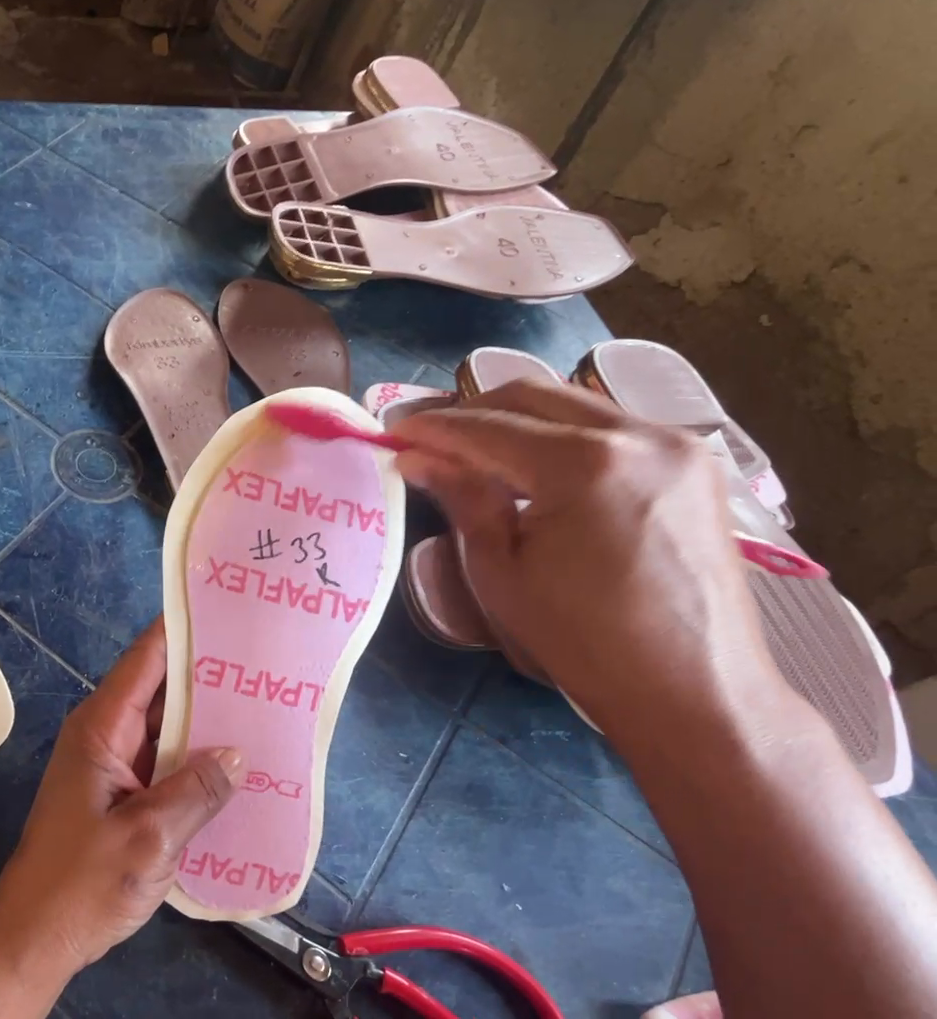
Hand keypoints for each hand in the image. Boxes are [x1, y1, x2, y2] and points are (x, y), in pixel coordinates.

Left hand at [0, 619, 242, 978]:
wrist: (37, 933)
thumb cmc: (83, 880)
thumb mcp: (149, 837)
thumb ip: (195, 791)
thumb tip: (238, 753)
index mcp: (101, 728)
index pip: (144, 661)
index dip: (180, 631)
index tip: (224, 610)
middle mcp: (104, 735)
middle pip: (158, 690)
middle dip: (206, 676)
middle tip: (266, 664)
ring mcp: (110, 765)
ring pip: (163, 728)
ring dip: (205, 721)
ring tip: (265, 707)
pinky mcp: (118, 794)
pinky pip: (161, 762)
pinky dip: (193, 760)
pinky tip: (236, 768)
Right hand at [391, 379, 780, 739]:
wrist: (695, 690)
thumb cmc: (582, 639)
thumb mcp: (500, 569)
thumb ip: (461, 497)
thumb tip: (415, 457)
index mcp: (585, 464)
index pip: (486, 426)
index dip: (431, 428)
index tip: (390, 434)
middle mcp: (639, 435)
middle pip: (532, 395)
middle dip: (471, 412)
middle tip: (427, 440)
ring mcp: (677, 445)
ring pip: (572, 405)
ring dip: (515, 419)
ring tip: (473, 452)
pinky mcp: (695, 465)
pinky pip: (610, 426)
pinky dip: (560, 435)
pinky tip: (533, 468)